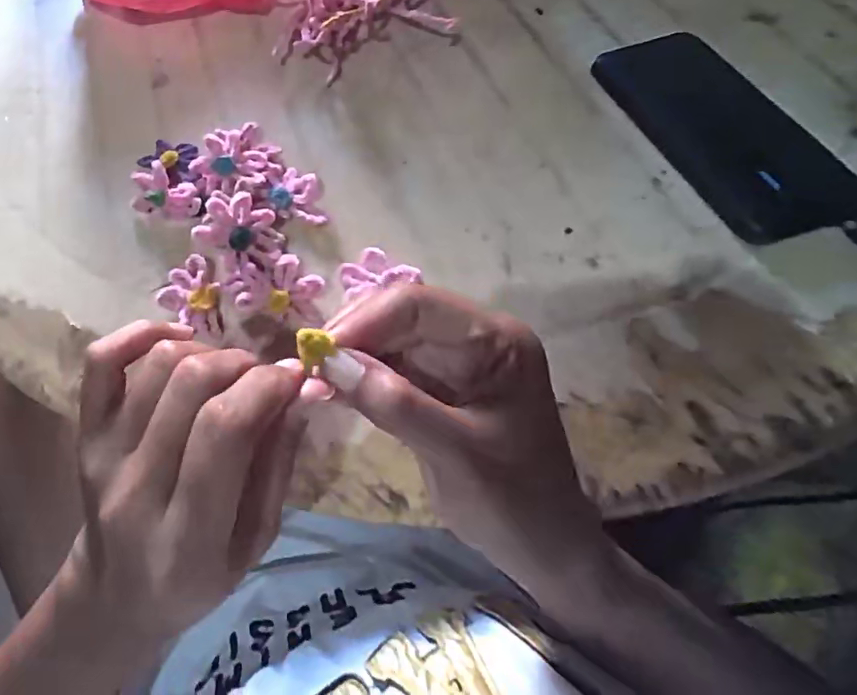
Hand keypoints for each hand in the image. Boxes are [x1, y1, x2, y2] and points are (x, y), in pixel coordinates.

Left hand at [54, 321, 315, 670]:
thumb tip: (306, 387)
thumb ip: (280, 461)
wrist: (117, 593)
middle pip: (189, 386)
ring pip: (157, 364)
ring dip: (207, 351)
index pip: (223, 429)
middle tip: (262, 377)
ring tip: (228, 370)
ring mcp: (101, 454)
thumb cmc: (199, 575)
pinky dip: (143, 332)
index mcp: (185, 538)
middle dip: (241, 364)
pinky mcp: (82, 430)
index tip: (294, 376)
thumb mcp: (255, 538)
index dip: (265, 386)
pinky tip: (181, 338)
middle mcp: (134, 489)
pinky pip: (102, 359)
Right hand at [324, 286, 610, 584]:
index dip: (365, 320)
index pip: (419, 305)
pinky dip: (359, 375)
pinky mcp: (437, 382)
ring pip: (388, 337)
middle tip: (310, 366)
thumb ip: (396, 404)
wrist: (546, 551)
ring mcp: (454, 358)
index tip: (321, 351)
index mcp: (495, 340)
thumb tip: (332, 363)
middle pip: (400, 314)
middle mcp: (473, 336)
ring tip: (314, 378)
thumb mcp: (457, 456)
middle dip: (353, 335)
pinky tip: (332, 390)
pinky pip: (389, 364)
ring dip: (351, 354)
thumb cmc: (516, 504)